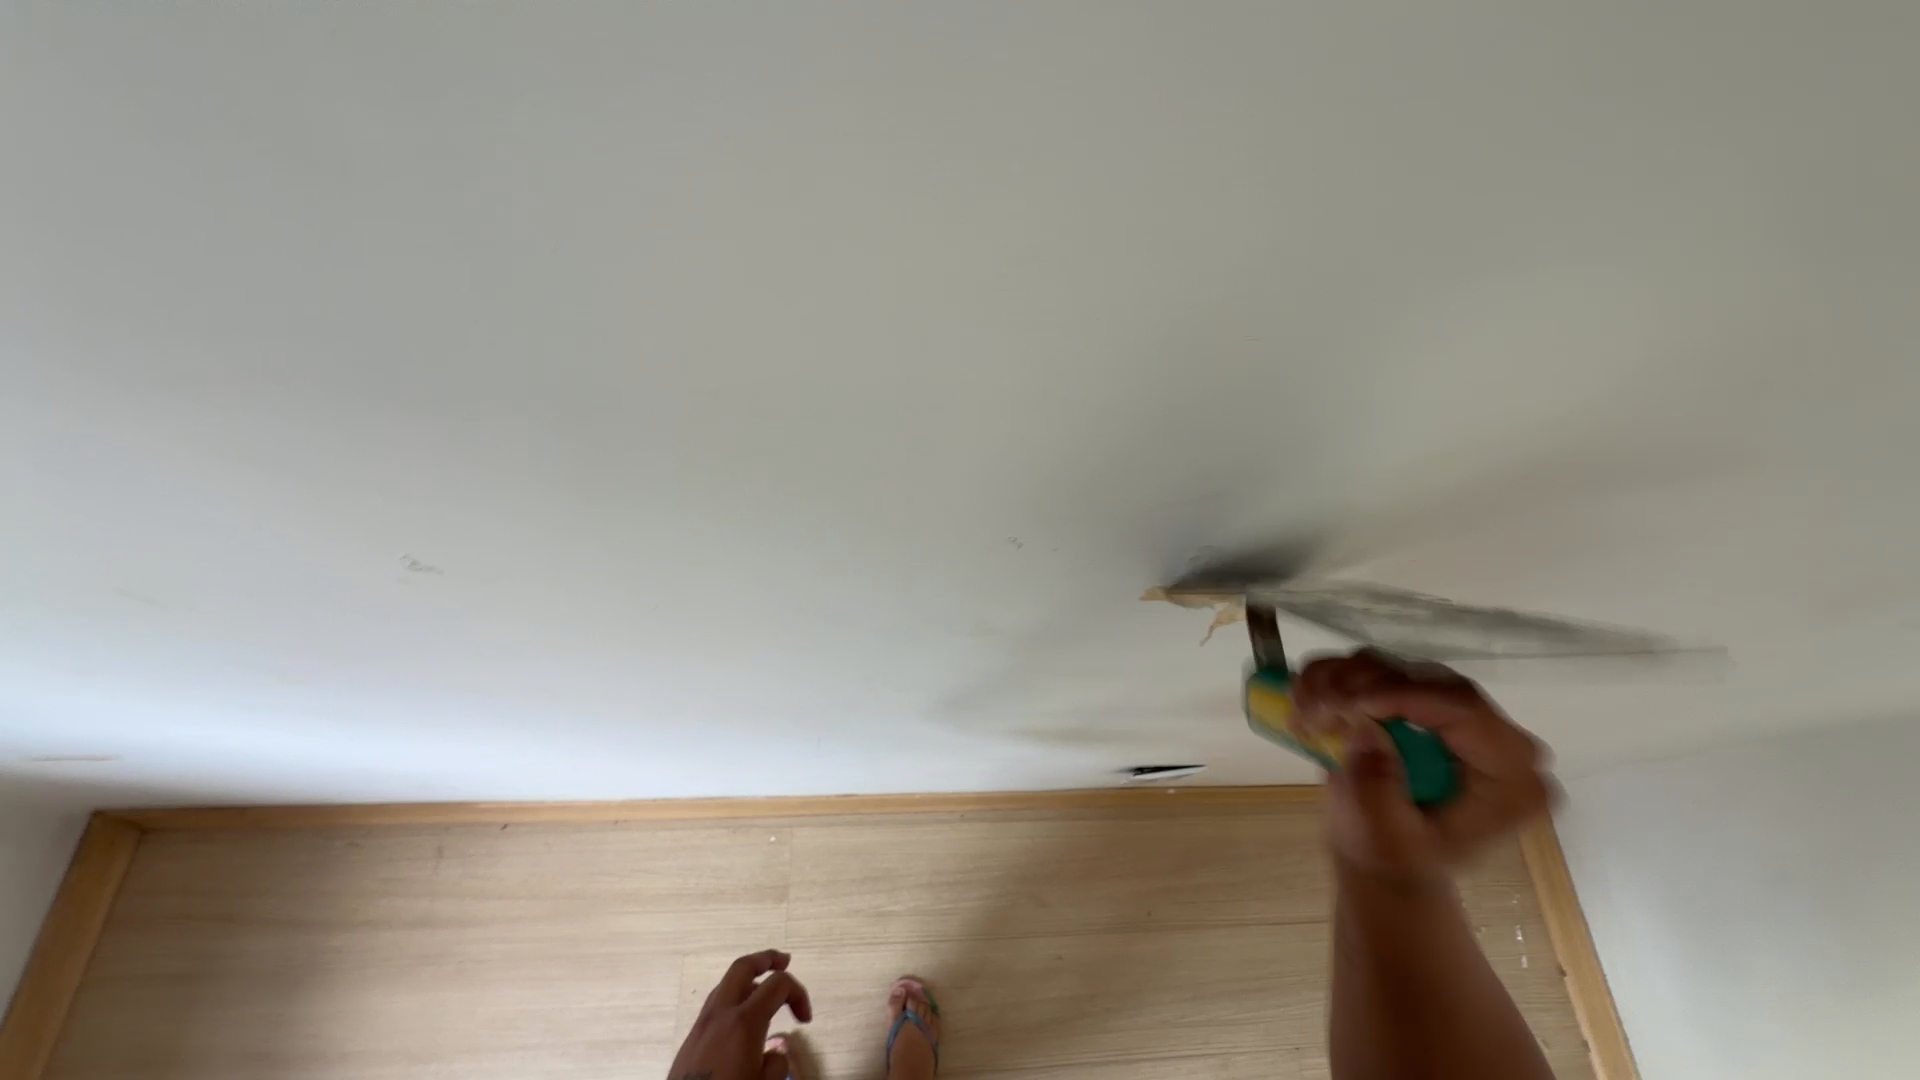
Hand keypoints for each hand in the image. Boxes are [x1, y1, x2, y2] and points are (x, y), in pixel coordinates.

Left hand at [668, 949, 812, 1079]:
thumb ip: (776, 1064)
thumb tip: (772, 1054)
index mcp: (744, 1021)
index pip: (778, 984)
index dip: (799, 993)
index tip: (806, 1019)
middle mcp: (720, 1014)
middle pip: (742, 966)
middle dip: (766, 958)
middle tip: (784, 961)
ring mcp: (701, 1025)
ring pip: (725, 984)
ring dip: (747, 979)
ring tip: (763, 989)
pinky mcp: (689, 1040)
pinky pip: (714, 1005)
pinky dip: (732, 999)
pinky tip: (740, 1017)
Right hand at [1292, 650, 1554, 880]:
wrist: (1385, 863)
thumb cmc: (1394, 862)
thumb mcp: (1386, 838)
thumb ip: (1379, 789)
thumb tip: (1364, 729)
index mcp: (1510, 776)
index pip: (1465, 710)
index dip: (1405, 695)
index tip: (1348, 704)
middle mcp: (1491, 737)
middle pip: (1427, 680)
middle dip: (1362, 686)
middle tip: (1313, 707)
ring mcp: (1451, 716)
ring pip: (1395, 668)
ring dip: (1339, 680)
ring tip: (1303, 711)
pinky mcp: (1417, 704)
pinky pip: (1375, 671)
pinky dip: (1333, 678)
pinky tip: (1305, 701)